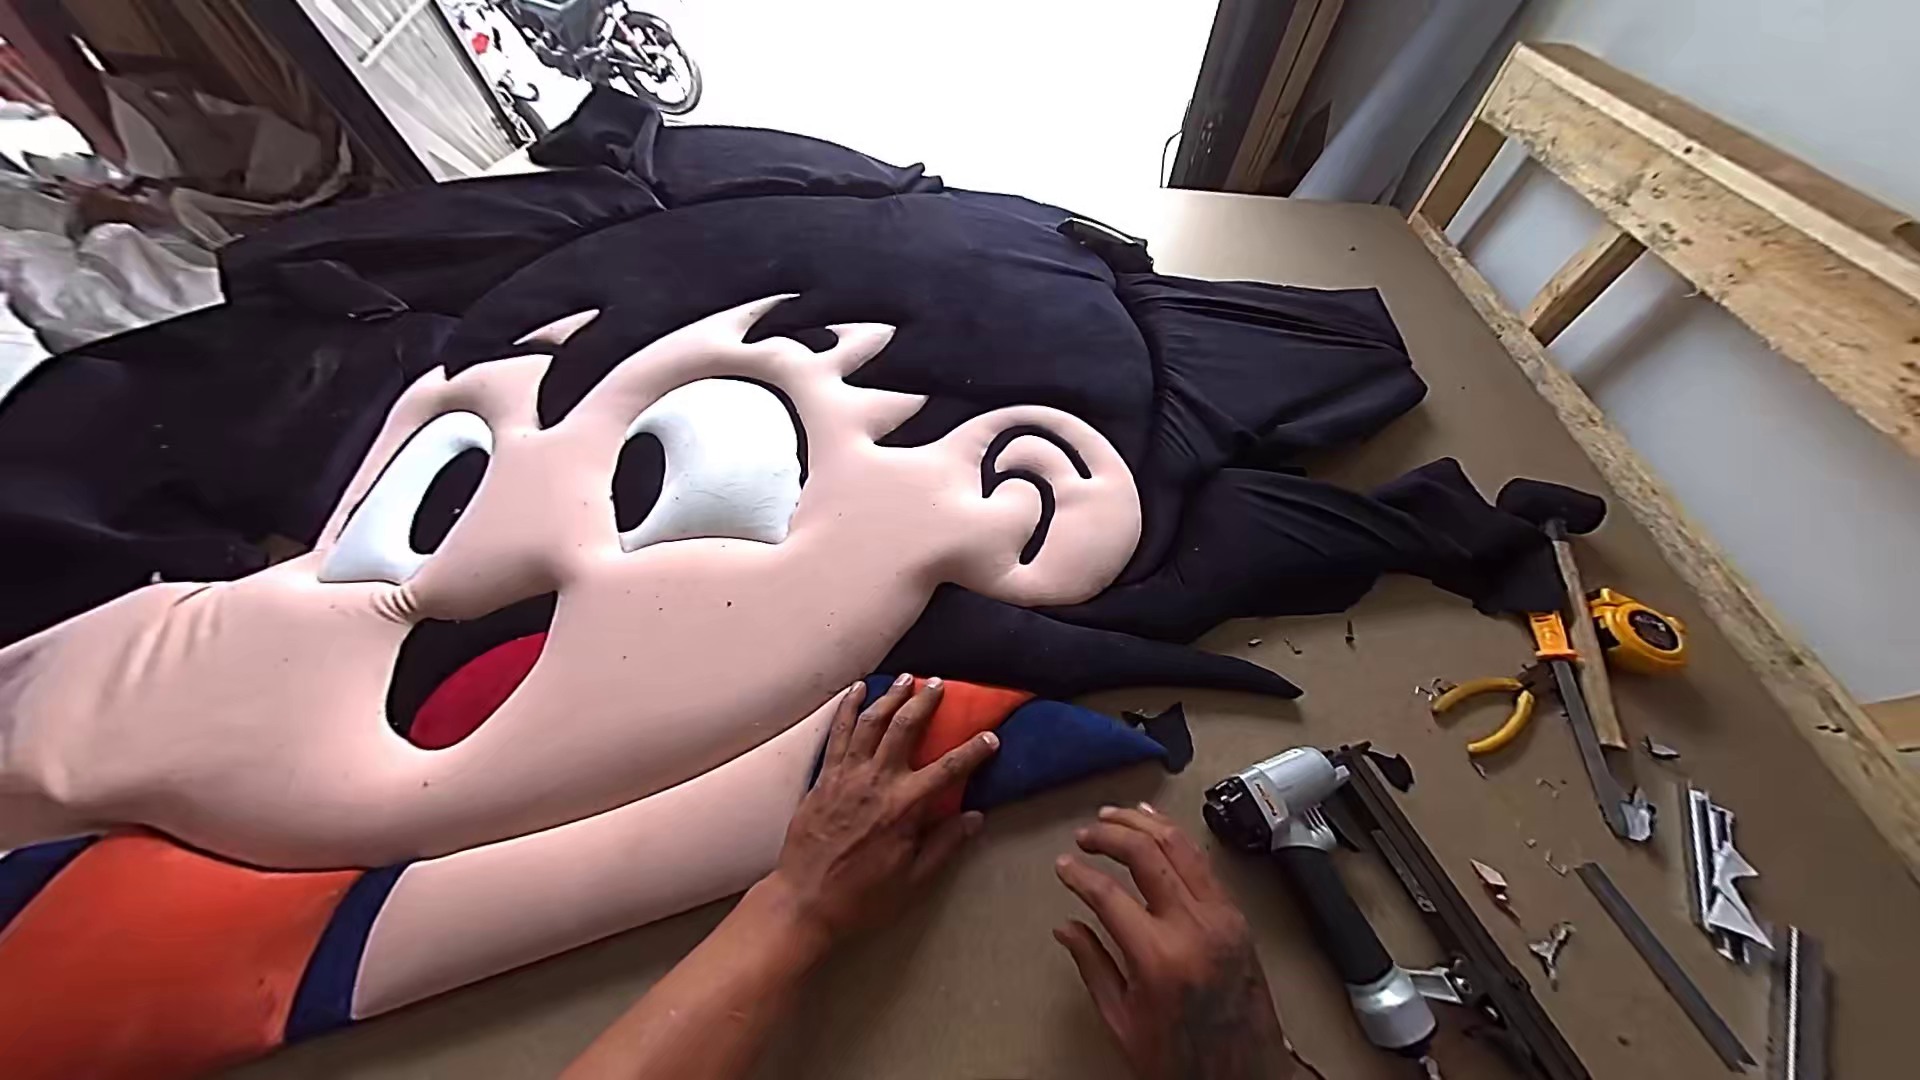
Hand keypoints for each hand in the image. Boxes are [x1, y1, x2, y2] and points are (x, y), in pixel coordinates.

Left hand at [763, 674, 998, 950]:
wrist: (804, 902)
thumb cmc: (862, 896)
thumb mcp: (913, 880)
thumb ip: (945, 844)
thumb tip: (976, 816)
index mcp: (903, 807)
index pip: (948, 770)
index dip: (973, 751)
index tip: (991, 737)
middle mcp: (877, 780)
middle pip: (905, 728)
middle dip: (925, 702)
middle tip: (938, 684)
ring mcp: (847, 774)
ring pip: (872, 722)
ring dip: (891, 696)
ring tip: (906, 678)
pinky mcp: (825, 775)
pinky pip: (838, 733)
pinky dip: (848, 708)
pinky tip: (857, 690)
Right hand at [1054, 804, 1293, 1079]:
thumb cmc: (1185, 1061)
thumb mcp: (1123, 1023)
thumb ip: (1091, 965)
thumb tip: (1065, 926)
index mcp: (1160, 960)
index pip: (1107, 895)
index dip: (1078, 874)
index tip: (1063, 866)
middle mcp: (1193, 929)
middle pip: (1145, 854)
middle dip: (1108, 835)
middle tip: (1085, 835)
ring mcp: (1220, 917)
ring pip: (1177, 844)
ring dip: (1140, 823)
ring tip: (1113, 817)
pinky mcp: (1235, 915)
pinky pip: (1200, 860)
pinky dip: (1173, 835)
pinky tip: (1153, 826)